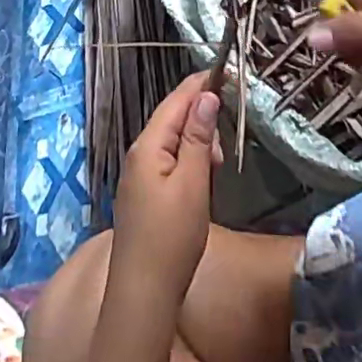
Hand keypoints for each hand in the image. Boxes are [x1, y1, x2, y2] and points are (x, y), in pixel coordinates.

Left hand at [111, 73, 220, 300]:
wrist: (143, 292)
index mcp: (148, 144)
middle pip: (171, 118)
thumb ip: (197, 137)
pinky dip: (187, 160)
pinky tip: (201, 178)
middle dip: (199, 119)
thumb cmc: (172, 235)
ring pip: (171, 141)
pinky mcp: (143, 192)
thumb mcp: (192, 182)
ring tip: (214, 166)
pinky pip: (167, 160)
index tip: (223, 69)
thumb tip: (206, 97)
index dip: (198, 84)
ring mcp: (138, 173)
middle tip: (221, 147)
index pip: (174, 101)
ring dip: (195, 143)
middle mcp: (138, 152)